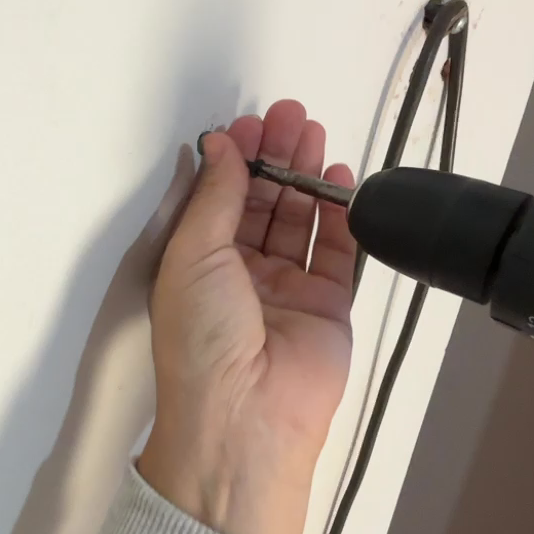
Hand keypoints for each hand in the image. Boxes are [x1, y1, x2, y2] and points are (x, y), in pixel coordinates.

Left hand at [139, 99, 354, 533]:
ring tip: (313, 133)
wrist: (246, 417)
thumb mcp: (194, 256)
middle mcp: (239, 273)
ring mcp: (284, 288)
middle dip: (274, 158)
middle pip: (260, 203)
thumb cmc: (203, 336)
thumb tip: (220, 146)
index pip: (220, 199)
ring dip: (305, 176)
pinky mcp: (326, 305)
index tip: (250, 123)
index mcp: (197, 263)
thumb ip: (215, 198)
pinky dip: (340, 215)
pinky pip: (336, 251)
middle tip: (289, 116)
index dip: (235, 160)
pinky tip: (338, 177)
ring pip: (298, 219)